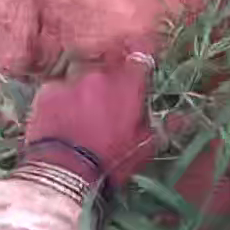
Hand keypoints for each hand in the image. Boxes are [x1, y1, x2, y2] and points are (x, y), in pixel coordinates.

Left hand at [24, 53, 154, 185]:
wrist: (65, 173)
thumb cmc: (110, 162)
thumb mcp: (144, 147)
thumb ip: (161, 125)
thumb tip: (182, 117)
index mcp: (128, 86)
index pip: (141, 57)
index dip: (141, 59)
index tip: (139, 66)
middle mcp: (101, 74)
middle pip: (109, 67)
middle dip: (110, 81)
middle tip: (109, 105)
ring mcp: (71, 80)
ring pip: (82, 77)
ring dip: (86, 90)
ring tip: (83, 115)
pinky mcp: (47, 90)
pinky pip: (59, 89)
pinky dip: (62, 100)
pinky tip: (62, 119)